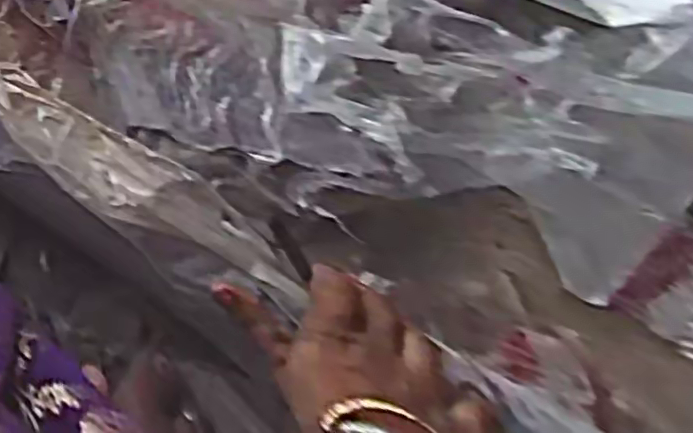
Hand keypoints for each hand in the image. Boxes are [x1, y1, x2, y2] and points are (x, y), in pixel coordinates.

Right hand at [216, 265, 498, 432]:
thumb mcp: (282, 366)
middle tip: (358, 297)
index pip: (337, 286)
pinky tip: (459, 390)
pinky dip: (465, 393)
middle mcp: (384, 344)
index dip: (330, 277)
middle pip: (382, 307)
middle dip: (370, 297)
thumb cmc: (320, 410)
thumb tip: (219, 285)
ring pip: (425, 343)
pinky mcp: (462, 417)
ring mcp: (428, 381)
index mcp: (338, 329)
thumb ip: (257, 324)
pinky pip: (472, 399)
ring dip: (412, 335)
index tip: (321, 274)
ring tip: (402, 336)